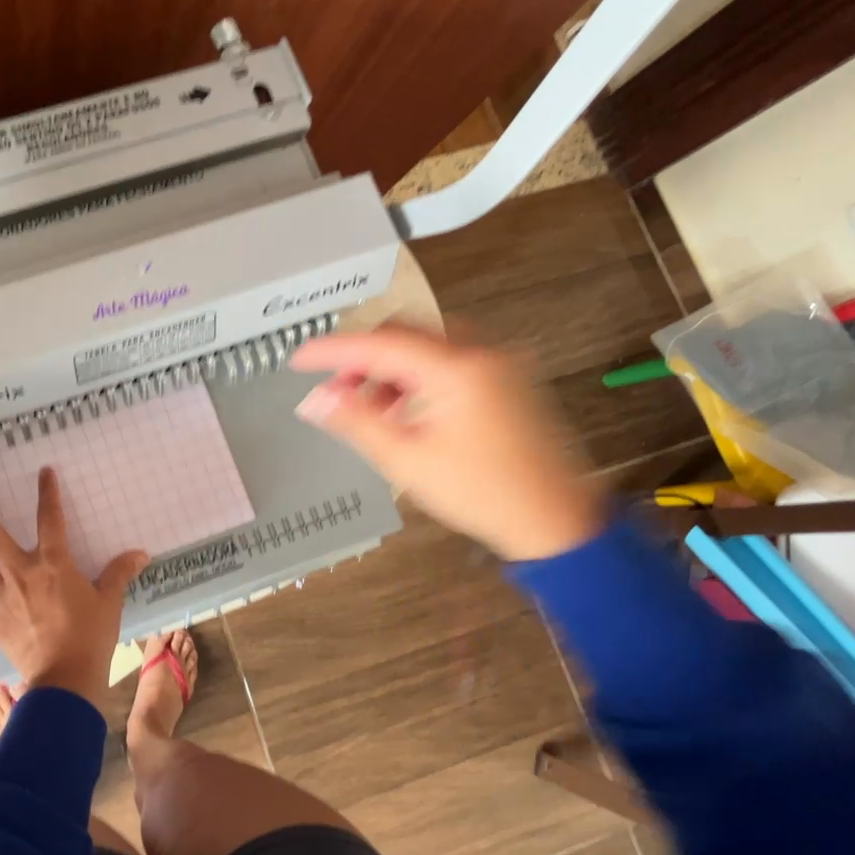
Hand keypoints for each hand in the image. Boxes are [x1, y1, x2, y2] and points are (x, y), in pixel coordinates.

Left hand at [0, 468, 149, 711]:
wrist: (66, 679)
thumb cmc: (91, 638)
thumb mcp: (110, 602)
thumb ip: (119, 573)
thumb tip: (140, 553)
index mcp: (53, 565)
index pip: (50, 519)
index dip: (48, 493)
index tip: (44, 472)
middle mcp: (21, 573)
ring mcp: (2, 598)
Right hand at [290, 323, 605, 561]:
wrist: (554, 521)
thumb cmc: (485, 494)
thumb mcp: (405, 459)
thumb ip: (355, 421)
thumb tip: (315, 400)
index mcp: (456, 369)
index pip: (379, 343)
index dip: (333, 350)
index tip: (301, 358)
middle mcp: (481, 354)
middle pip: (404, 334)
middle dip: (363, 359)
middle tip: (336, 390)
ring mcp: (498, 364)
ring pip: (426, 346)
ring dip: (390, 368)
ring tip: (370, 408)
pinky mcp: (506, 380)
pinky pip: (450, 360)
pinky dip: (418, 376)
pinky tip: (405, 410)